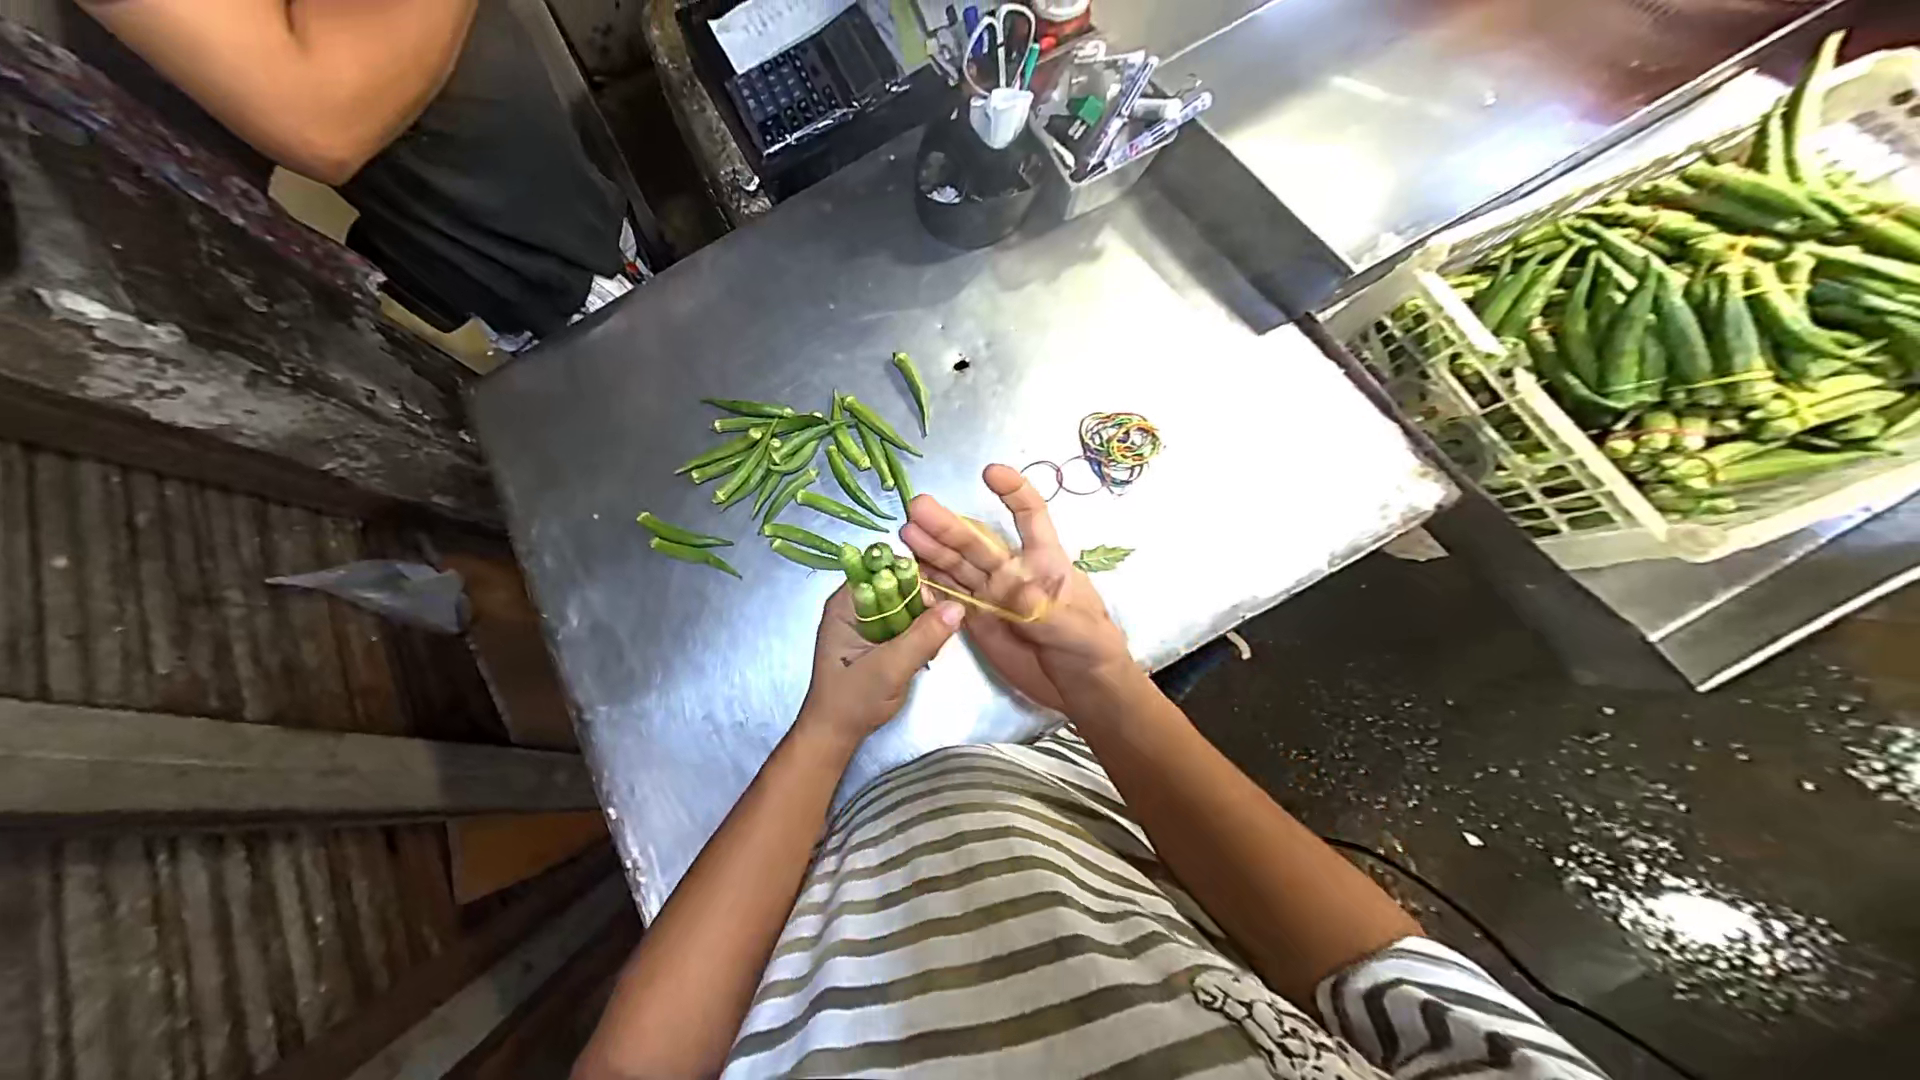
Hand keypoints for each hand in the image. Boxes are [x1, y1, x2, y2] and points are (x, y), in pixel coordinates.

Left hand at [795, 583, 965, 748]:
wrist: (837, 734)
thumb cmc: (853, 700)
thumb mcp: (890, 667)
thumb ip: (923, 637)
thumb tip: (957, 606)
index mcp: (847, 602)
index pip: (882, 569)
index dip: (910, 579)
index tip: (930, 603)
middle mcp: (856, 604)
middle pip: (898, 584)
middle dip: (921, 604)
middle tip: (934, 631)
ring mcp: (868, 620)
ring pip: (906, 603)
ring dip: (923, 621)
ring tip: (930, 646)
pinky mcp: (879, 636)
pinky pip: (907, 621)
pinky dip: (920, 633)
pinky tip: (925, 652)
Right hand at [900, 465, 1134, 713]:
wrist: (1081, 688)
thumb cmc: (1090, 648)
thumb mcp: (1076, 627)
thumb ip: (1045, 609)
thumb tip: (1014, 590)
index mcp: (1045, 561)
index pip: (1030, 516)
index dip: (1014, 492)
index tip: (991, 472)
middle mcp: (1013, 572)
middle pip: (978, 542)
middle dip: (949, 525)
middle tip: (919, 507)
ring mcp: (992, 595)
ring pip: (957, 566)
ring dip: (933, 548)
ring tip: (907, 531)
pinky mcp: (977, 621)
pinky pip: (949, 597)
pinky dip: (929, 585)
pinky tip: (910, 572)